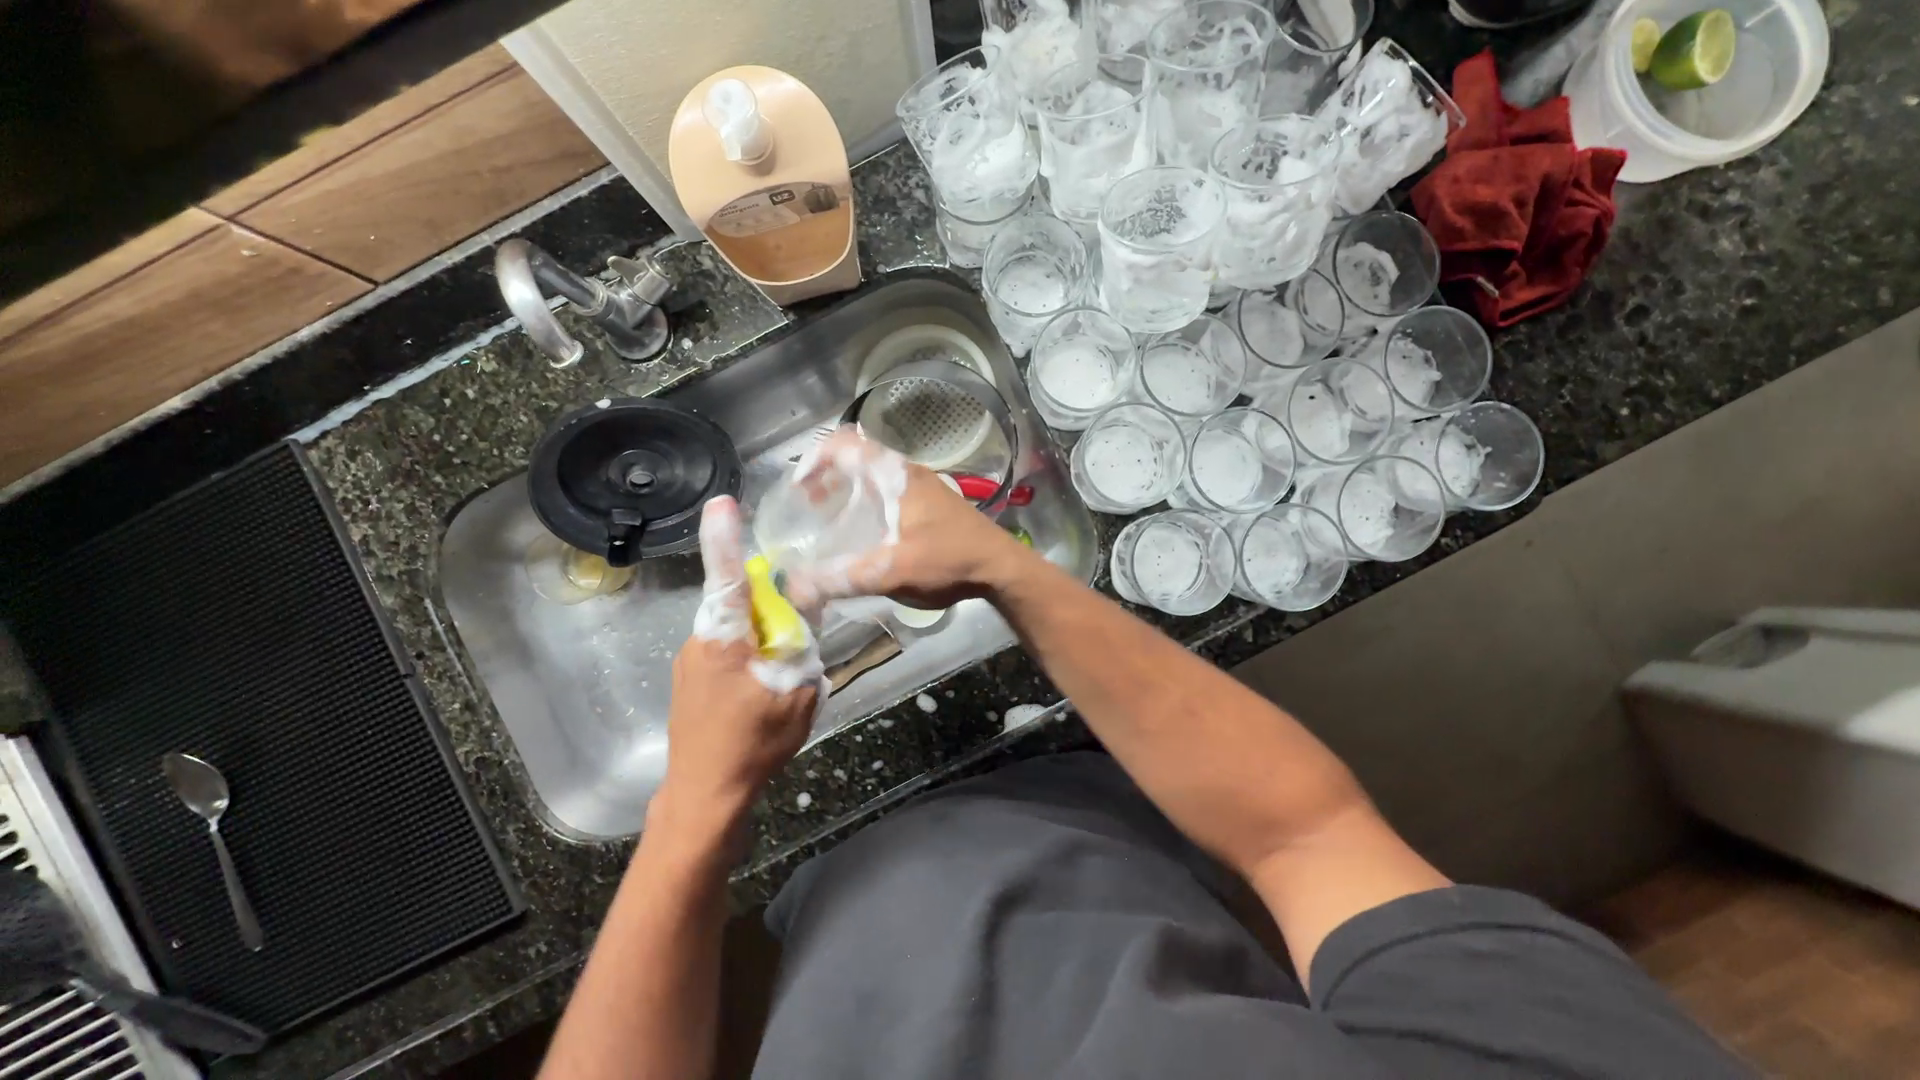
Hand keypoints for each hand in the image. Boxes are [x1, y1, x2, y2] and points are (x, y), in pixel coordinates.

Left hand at [656, 496, 819, 835]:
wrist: (705, 796)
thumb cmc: (752, 742)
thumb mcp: (795, 689)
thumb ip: (802, 642)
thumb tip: (806, 604)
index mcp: (723, 638)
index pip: (728, 576)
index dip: (725, 537)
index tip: (721, 502)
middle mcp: (699, 642)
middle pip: (741, 605)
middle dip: (772, 612)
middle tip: (796, 647)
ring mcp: (690, 664)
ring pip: (737, 634)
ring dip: (764, 642)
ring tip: (783, 685)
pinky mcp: (691, 684)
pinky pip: (728, 655)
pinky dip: (752, 661)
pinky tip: (765, 697)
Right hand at [780, 430, 1037, 611]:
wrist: (1001, 569)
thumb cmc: (949, 561)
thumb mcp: (893, 571)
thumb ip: (843, 578)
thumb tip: (794, 590)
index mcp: (895, 475)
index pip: (844, 444)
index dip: (814, 458)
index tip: (797, 488)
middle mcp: (906, 472)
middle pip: (855, 457)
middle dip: (826, 475)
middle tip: (807, 505)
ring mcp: (919, 487)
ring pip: (871, 475)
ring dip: (846, 489)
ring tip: (826, 518)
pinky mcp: (927, 505)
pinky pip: (885, 492)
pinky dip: (864, 502)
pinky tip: (861, 534)